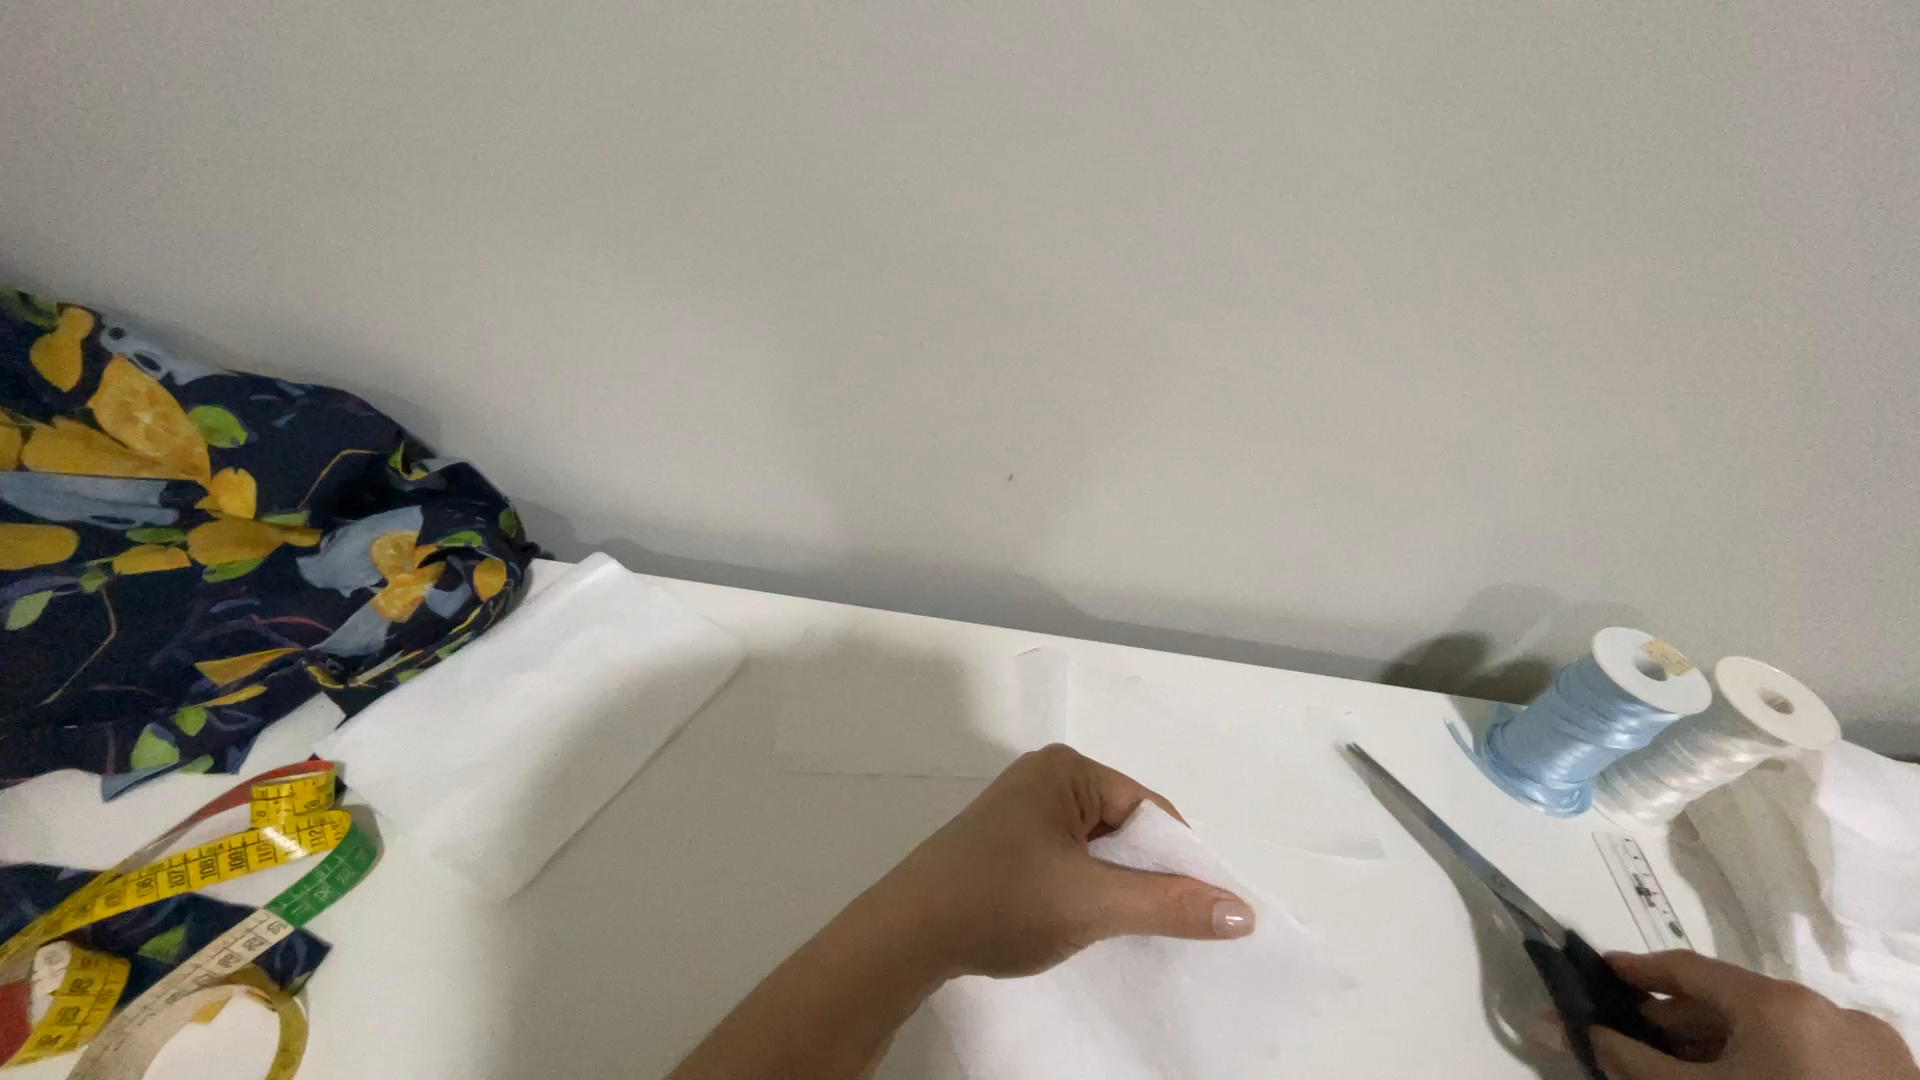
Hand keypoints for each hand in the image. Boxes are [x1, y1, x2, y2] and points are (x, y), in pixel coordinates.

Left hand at [867, 743, 1255, 978]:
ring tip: (1124, 928)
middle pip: (1122, 825)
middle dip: (1145, 874)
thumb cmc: (1002, 900)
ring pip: (1095, 846)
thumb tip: (1243, 912)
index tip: (1200, 910)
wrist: (909, 931)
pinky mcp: (1008, 840)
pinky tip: (1085, 919)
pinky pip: (1067, 857)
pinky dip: (1085, 887)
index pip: (1146, 809)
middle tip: (1163, 926)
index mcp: (1065, 769)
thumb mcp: (1093, 903)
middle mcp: (1045, 777)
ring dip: (1114, 885)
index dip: (1177, 859)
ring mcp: (1023, 809)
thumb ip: (1169, 904)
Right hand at [1564, 951, 1917, 1079]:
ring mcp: (1873, 1047)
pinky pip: (1809, 1052)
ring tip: (1683, 1063)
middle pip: (1730, 999)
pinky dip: (1767, 1060)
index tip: (1602, 970)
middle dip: (1679, 1018)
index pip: (1689, 967)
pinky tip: (1737, 1076)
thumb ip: (1634, 1059)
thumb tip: (1586, 1033)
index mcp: (1780, 1001)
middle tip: (1637, 1035)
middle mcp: (1830, 1010)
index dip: (1639, 969)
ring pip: (1771, 1028)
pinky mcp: (1894, 1077)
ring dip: (1721, 1042)